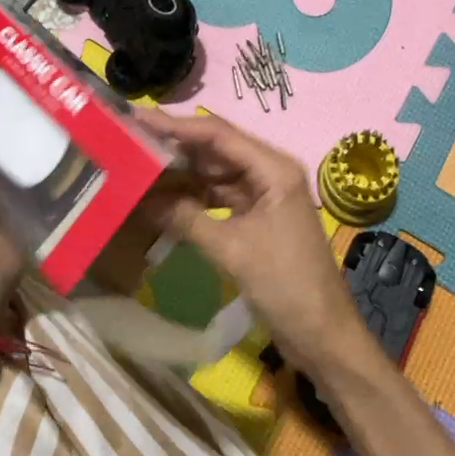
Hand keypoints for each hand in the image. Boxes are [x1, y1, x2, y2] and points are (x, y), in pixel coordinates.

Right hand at [134, 110, 361, 369]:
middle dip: (175, 147)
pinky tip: (162, 202)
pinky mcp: (257, 219)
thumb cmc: (285, 285)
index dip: (177, 125)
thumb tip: (142, 198)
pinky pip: (219, 198)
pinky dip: (193, 200)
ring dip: (181, 175)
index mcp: (273, 169)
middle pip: (216, 149)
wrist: (323, 337)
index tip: (139, 119)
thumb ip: (186, 218)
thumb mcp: (232, 250)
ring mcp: (264, 196)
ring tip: (139, 168)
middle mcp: (270, 173)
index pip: (218, 134)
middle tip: (131, 141)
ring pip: (215, 174)